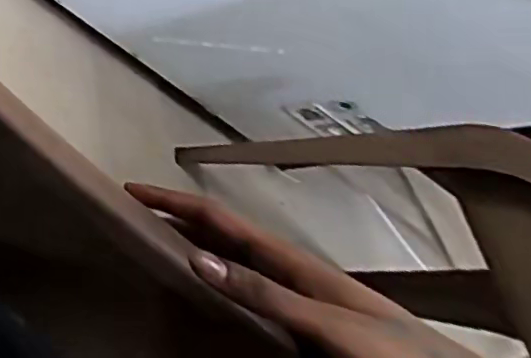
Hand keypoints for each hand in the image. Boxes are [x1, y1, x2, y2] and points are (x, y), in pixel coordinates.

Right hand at [127, 183, 476, 357]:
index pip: (218, 217)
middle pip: (221, 236)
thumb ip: (268, 293)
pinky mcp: (310, 327)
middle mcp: (291, 272)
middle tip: (133, 219)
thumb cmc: (402, 352)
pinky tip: (208, 296)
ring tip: (158, 250)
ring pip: (233, 262)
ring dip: (193, 249)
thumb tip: (193, 256)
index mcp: (292, 260)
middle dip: (175, 220)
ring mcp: (302, 299)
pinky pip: (249, 292)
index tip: (128, 189)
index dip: (172, 200)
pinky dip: (217, 282)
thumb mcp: (335, 325)